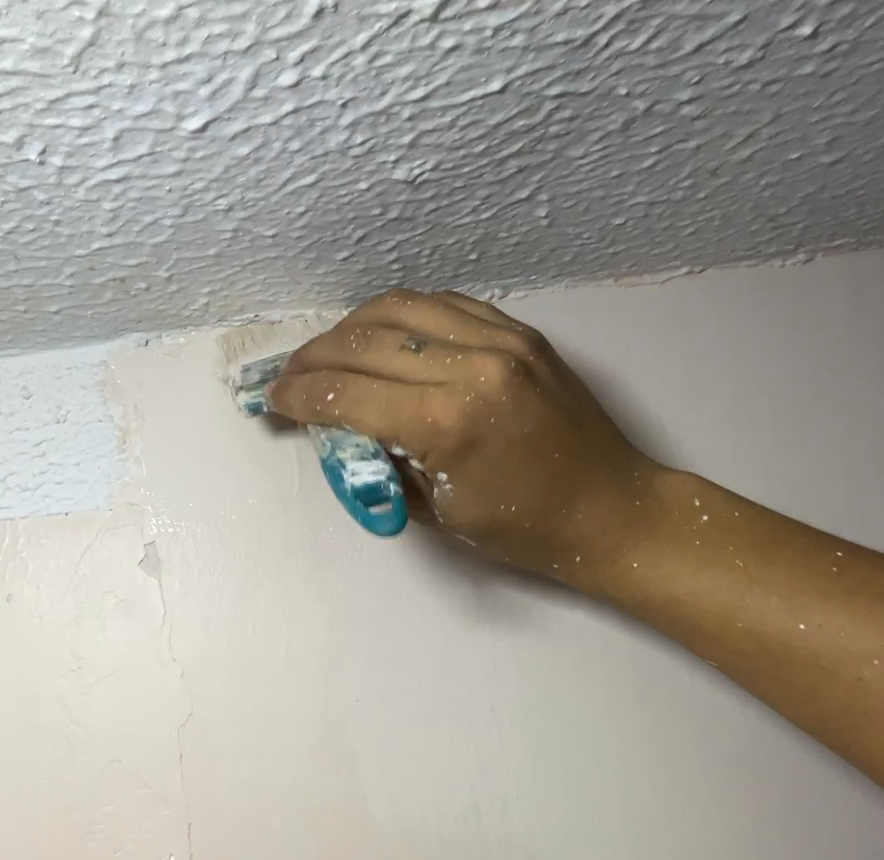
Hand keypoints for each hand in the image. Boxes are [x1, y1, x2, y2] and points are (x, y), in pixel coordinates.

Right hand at [266, 289, 663, 581]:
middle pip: (363, 342)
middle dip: (311, 359)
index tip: (272, 401)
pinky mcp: (519, 331)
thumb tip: (335, 426)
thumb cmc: (520, 530)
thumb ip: (377, 460)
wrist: (611, 509)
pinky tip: (379, 334)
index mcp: (448, 422)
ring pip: (398, 308)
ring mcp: (501, 340)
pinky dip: (398, 314)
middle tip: (287, 377)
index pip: (347, 393)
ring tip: (326, 352)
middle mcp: (472, 366)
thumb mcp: (432, 509)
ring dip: (348, 327)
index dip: (299, 396)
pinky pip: (441, 304)